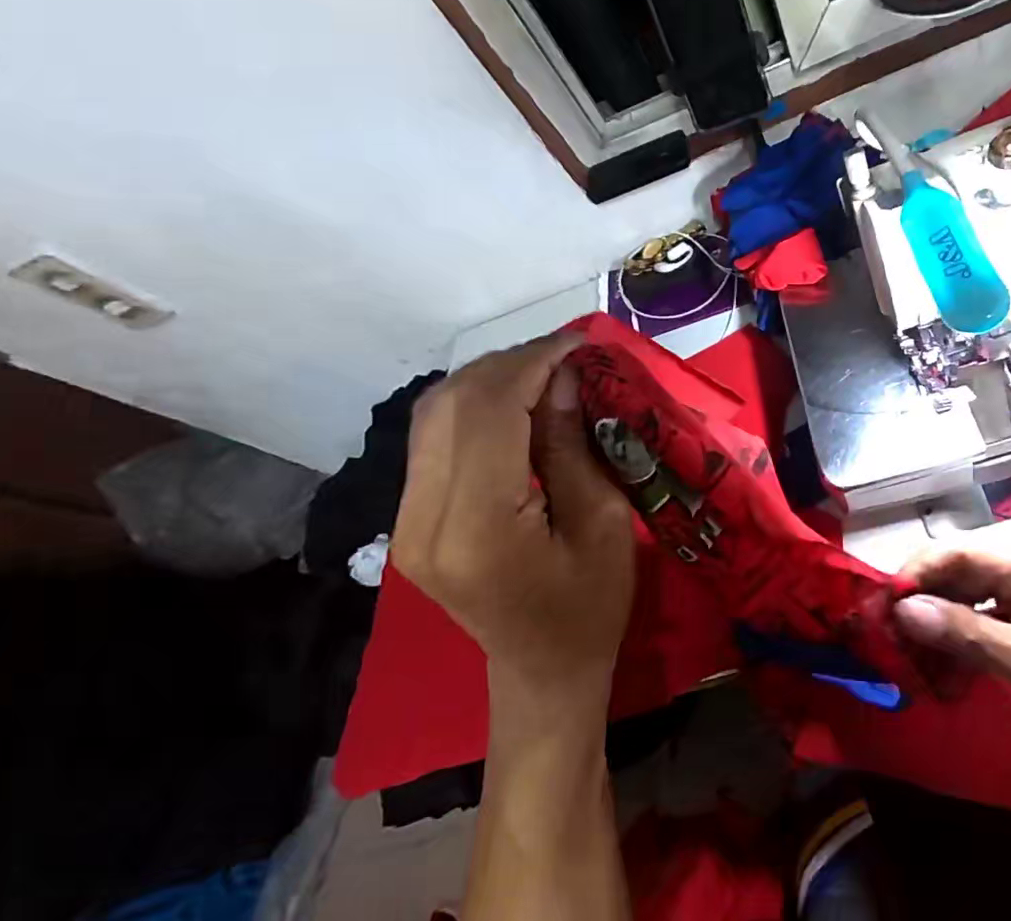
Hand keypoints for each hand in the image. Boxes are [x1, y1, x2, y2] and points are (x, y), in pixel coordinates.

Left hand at [392, 331, 636, 701]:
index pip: (489, 413)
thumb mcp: (604, 525)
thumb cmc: (592, 606)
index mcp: (477, 526)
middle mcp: (422, 518)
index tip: (581, 341)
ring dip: (490, 380)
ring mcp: (406, 520)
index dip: (533, 363)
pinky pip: (433, 440)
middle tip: (569, 352)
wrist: (542, 669)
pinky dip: (477, 408)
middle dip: (511, 363)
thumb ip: (573, 448)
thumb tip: (564, 380)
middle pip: (450, 406)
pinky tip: (519, 403)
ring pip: (433, 416)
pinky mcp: (410, 520)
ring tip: (548, 369)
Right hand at [891, 549, 1010, 764]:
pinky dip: (967, 639)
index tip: (884, 602)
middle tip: (891, 635)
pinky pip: (992, 618)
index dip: (922, 571)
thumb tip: (907, 608)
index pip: (968, 552)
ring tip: (912, 655)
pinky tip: (946, 666)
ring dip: (944, 623)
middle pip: (968, 570)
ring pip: (976, 595)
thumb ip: (969, 634)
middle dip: (928, 599)